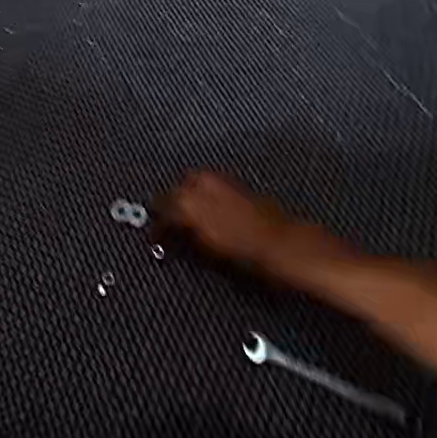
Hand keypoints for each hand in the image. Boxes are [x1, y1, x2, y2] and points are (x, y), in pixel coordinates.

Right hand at [158, 169, 321, 267]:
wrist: (282, 244)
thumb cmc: (245, 257)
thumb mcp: (209, 254)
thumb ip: (186, 241)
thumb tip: (170, 237)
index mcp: (191, 206)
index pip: (163, 209)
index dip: (157, 224)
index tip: (154, 236)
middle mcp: (202, 187)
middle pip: (175, 190)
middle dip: (169, 204)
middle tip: (167, 223)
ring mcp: (220, 181)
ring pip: (191, 180)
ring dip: (185, 193)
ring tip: (186, 212)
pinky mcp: (234, 182)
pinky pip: (208, 181)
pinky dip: (202, 190)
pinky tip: (206, 205)